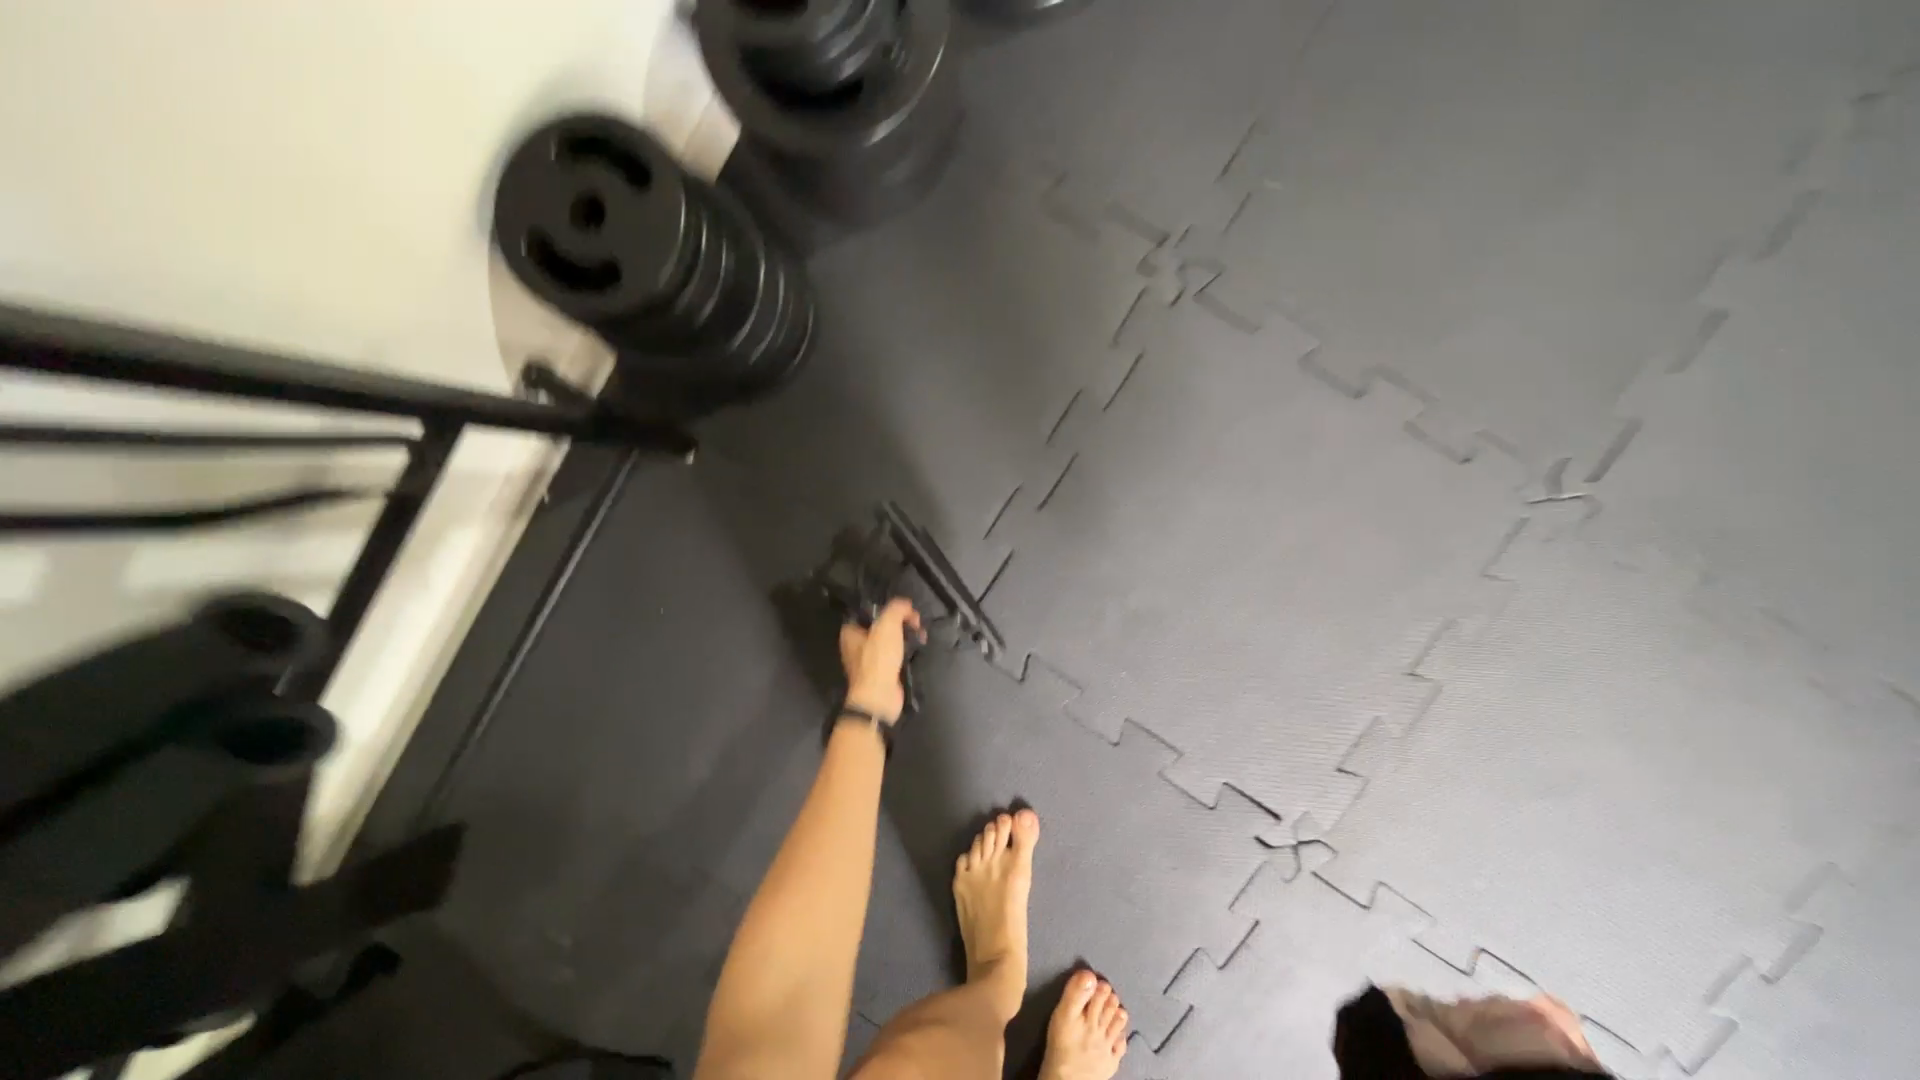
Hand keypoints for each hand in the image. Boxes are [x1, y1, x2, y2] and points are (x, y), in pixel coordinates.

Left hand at [839, 598, 922, 722]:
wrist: (880, 696)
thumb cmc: (878, 658)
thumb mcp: (887, 625)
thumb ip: (897, 609)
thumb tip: (906, 604)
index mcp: (850, 632)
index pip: (869, 611)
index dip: (887, 608)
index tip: (904, 609)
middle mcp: (856, 645)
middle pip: (882, 626)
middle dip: (901, 622)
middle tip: (916, 622)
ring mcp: (869, 661)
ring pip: (890, 641)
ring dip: (906, 636)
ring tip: (921, 635)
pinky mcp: (882, 673)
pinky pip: (895, 656)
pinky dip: (906, 652)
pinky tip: (917, 649)